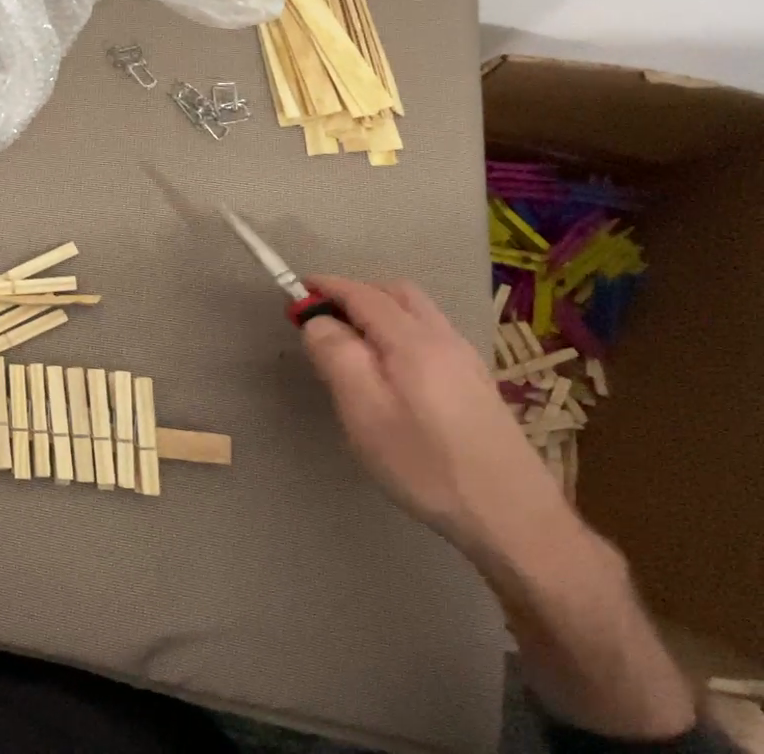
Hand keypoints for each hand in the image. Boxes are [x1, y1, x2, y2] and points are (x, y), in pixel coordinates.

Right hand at [298, 276, 571, 560]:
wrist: (511, 516)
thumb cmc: (423, 463)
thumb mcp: (363, 410)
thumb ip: (336, 356)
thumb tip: (319, 321)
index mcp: (413, 342)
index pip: (364, 295)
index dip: (326, 287)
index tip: (292, 292)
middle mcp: (445, 341)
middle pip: (398, 294)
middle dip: (355, 293)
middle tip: (319, 317)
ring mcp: (467, 363)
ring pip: (418, 315)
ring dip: (378, 311)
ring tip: (346, 342)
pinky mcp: (476, 386)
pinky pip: (430, 337)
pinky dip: (399, 331)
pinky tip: (386, 368)